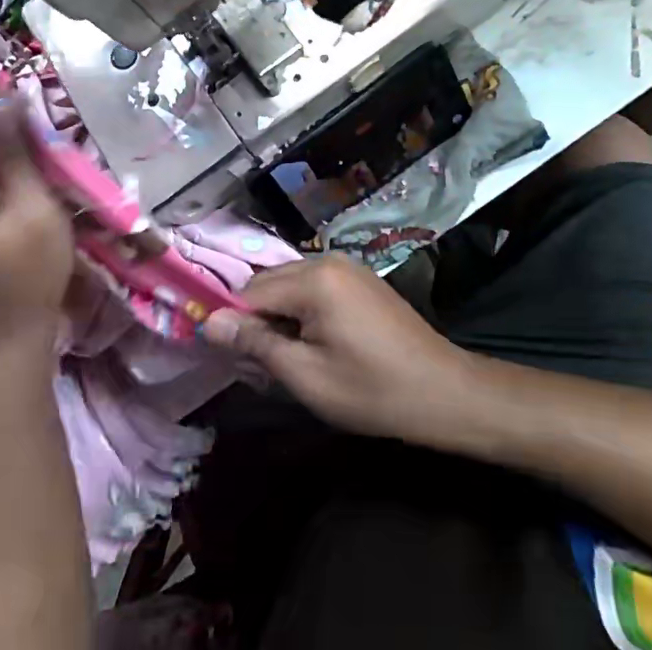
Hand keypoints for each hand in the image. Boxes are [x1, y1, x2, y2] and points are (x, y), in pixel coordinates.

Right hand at [203, 255, 480, 446]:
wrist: (444, 392)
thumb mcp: (305, 375)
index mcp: (314, 279)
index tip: (232, 360)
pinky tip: (311, 346)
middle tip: (260, 368)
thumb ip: (255, 344)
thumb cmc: (371, 390)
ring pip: (290, 286)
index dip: (232, 325)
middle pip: (268, 284)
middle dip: (256, 322)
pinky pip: (314, 288)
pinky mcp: (360, 280)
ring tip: (287, 361)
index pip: (248, 293)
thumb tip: (208, 323)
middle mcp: (328, 260)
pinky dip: (302, 313)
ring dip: (278, 319)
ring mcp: (348, 267)